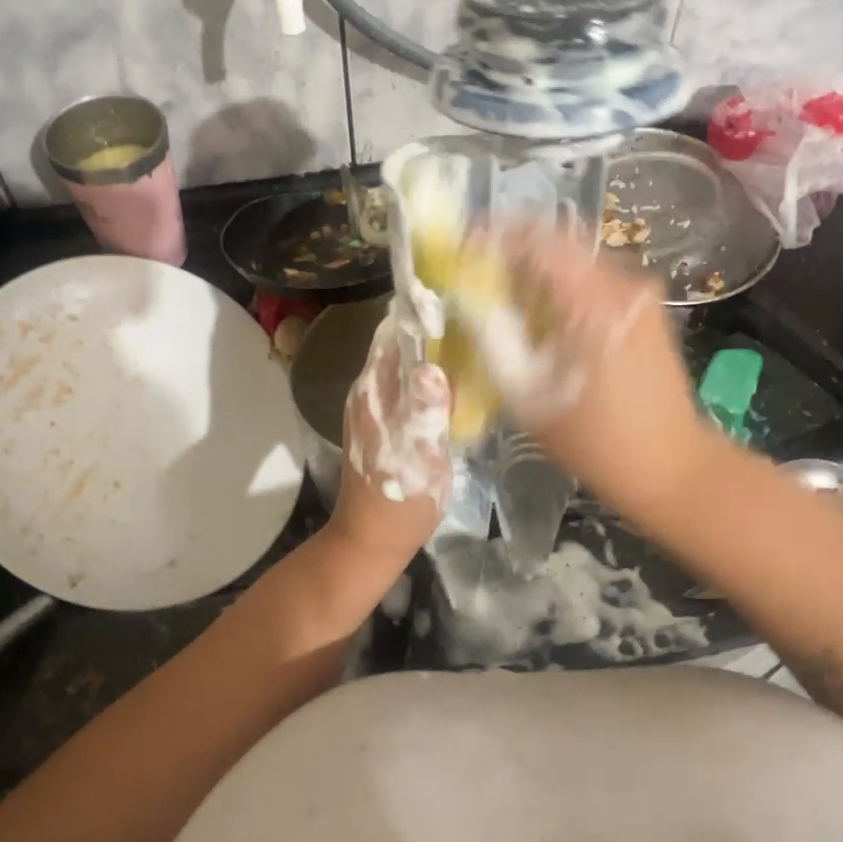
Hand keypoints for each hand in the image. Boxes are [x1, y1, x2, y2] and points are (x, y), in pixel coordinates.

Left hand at [320, 317, 449, 568]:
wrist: (370, 542)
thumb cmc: (398, 501)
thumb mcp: (420, 456)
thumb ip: (426, 410)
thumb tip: (432, 365)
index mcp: (372, 392)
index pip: (391, 333)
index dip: (419, 312)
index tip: (457, 299)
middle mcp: (366, 392)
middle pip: (398, 345)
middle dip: (431, 329)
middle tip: (476, 318)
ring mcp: (371, 408)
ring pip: (402, 365)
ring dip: (431, 352)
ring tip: (472, 342)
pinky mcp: (380, 424)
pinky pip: (404, 386)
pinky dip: (427, 377)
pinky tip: (456, 383)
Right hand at [475, 226, 716, 514]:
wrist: (674, 468)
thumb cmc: (598, 442)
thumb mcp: (530, 398)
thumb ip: (494, 340)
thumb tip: (466, 299)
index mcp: (593, 302)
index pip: (536, 239)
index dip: (492, 235)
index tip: (460, 248)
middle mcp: (622, 284)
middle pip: (557, 243)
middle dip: (511, 253)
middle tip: (475, 275)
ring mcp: (640, 294)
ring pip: (575, 260)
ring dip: (537, 271)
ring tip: (503, 299)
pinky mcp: (645, 309)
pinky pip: (593, 280)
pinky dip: (561, 288)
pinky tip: (541, 318)